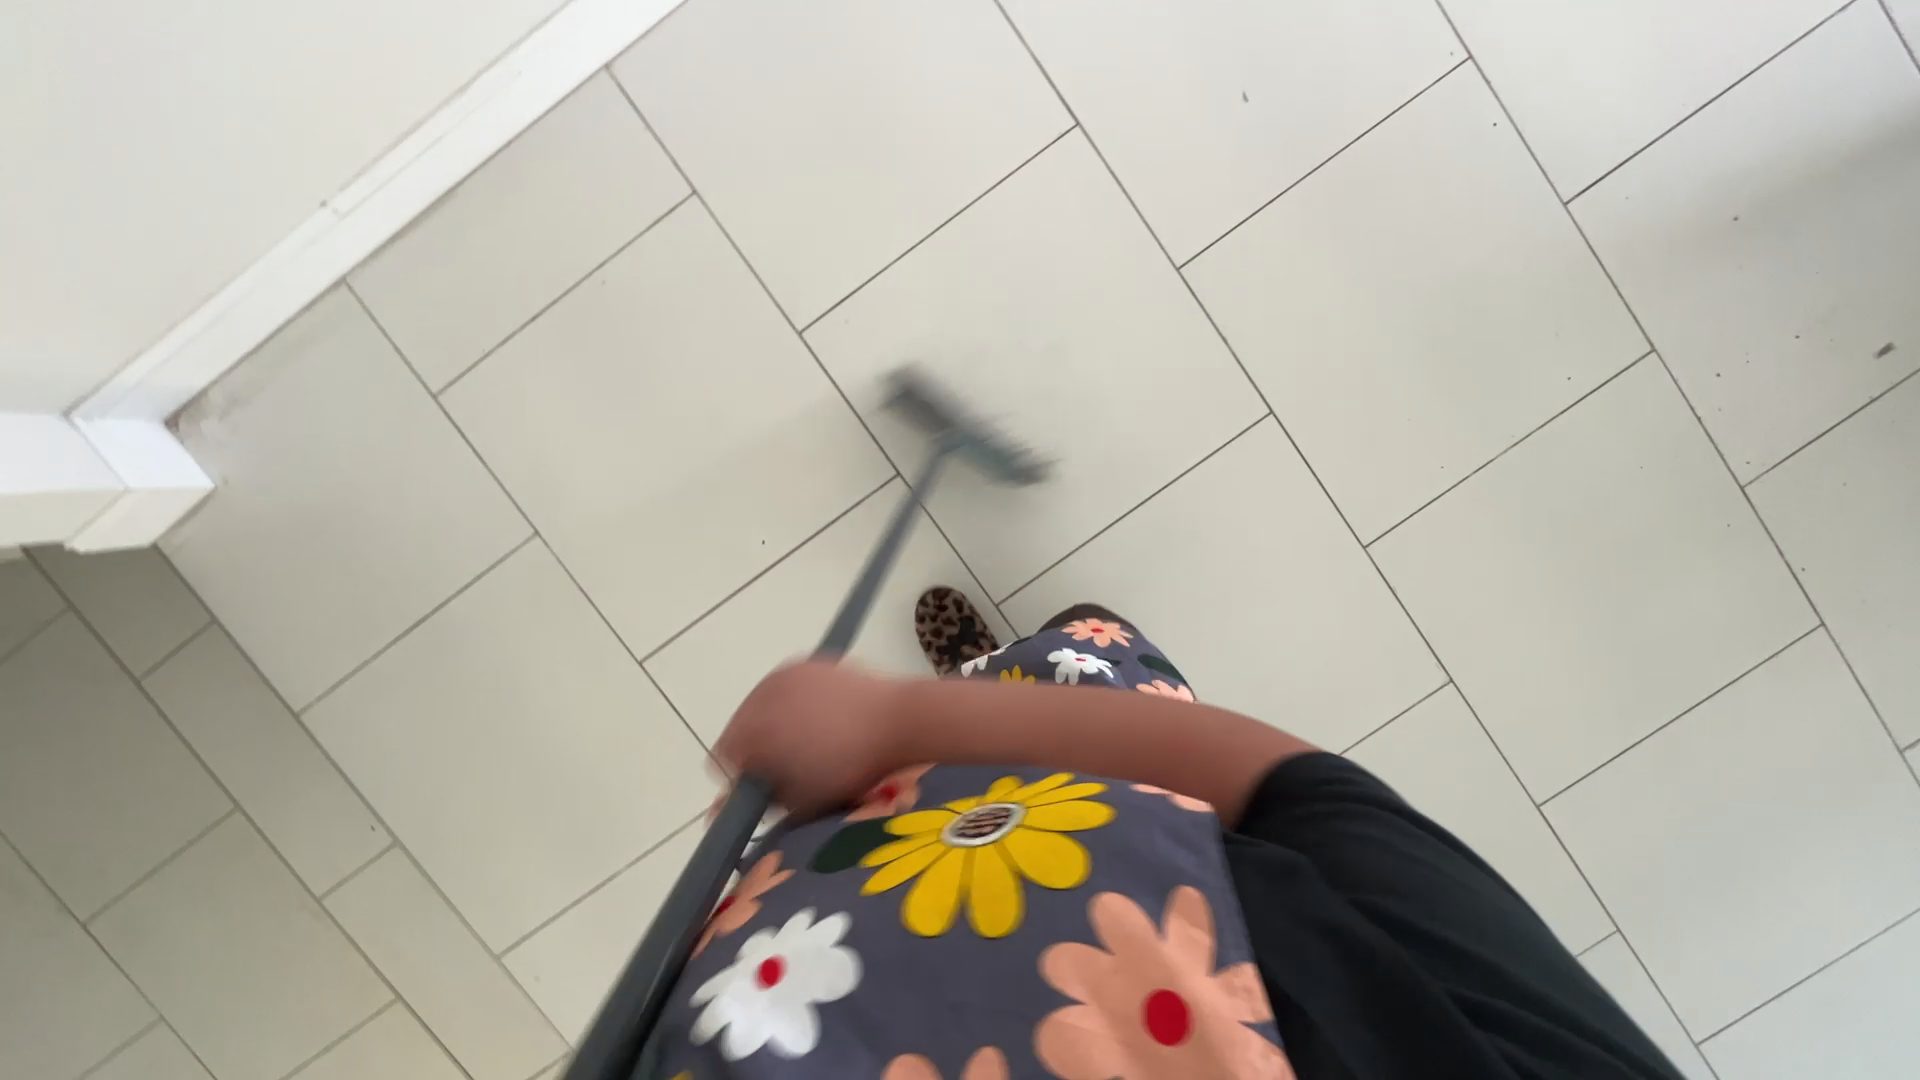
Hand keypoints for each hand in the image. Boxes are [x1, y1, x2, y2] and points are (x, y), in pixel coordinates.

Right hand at [712, 661, 909, 818]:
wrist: (897, 720)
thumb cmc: (850, 765)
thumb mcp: (803, 799)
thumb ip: (763, 803)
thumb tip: (735, 808)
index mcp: (753, 727)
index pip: (723, 757)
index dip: (740, 777)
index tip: (765, 788)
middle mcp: (761, 693)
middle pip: (741, 727)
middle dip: (757, 748)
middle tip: (788, 767)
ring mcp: (787, 672)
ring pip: (763, 705)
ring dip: (774, 724)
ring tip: (807, 741)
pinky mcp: (810, 662)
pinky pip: (789, 687)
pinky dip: (795, 702)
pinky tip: (821, 718)